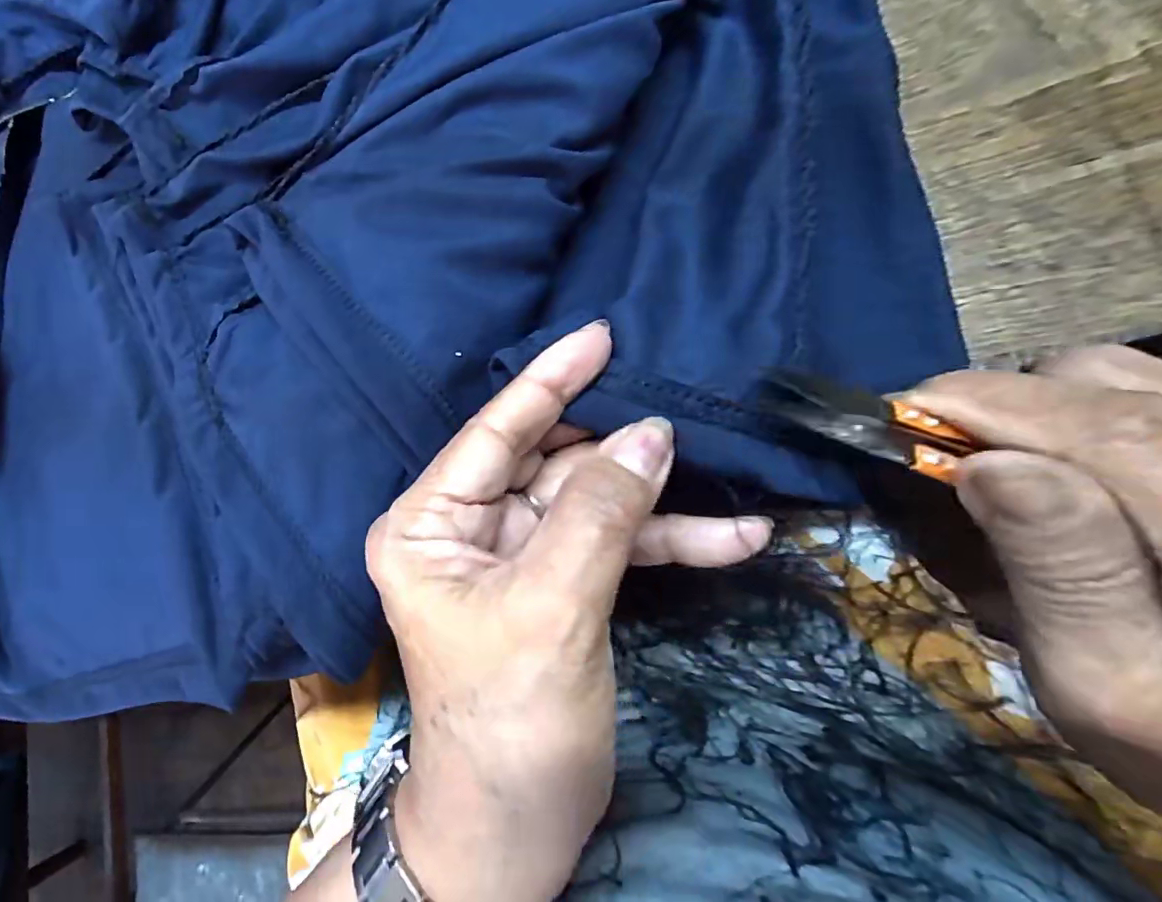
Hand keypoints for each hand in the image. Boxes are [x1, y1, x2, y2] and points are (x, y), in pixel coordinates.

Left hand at [366, 321, 769, 899]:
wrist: (515, 826)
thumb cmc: (509, 719)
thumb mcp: (552, 607)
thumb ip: (599, 514)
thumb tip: (649, 433)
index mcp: (429, 522)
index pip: (494, 433)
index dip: (549, 382)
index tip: (598, 335)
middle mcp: (464, 527)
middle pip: (547, 462)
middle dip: (612, 443)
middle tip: (672, 404)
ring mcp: (512, 556)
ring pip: (586, 502)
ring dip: (653, 498)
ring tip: (716, 477)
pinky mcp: (554, 584)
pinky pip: (607, 544)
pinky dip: (662, 541)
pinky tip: (732, 540)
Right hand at [909, 346, 1161, 901]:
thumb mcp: (1122, 706)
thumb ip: (1062, 581)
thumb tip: (988, 465)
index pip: (1119, 432)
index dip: (991, 403)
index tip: (899, 412)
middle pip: (1125, 387)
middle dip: (1012, 409)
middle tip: (951, 462)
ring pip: (1152, 382)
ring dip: (1058, 418)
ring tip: (1033, 485)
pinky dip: (1112, 431)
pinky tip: (1111, 495)